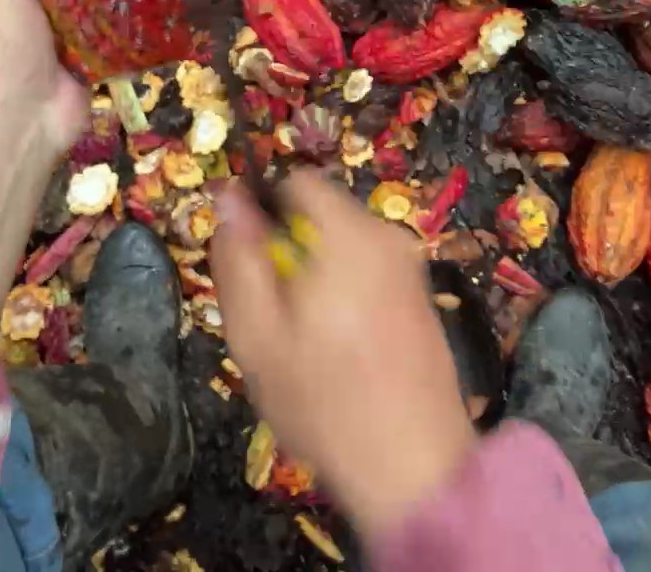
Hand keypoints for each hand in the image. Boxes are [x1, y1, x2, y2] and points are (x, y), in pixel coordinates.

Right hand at [210, 172, 477, 540]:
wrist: (415, 466)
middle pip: (319, 215)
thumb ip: (239, 259)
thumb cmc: (324, 402)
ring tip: (307, 339)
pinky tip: (341, 348)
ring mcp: (410, 266)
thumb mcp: (258, 336)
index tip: (253, 261)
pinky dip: (346, 291)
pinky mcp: (421, 294)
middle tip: (276, 315)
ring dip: (316, 275)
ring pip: (342, 244)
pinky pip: (369, 269)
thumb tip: (228, 198)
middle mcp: (387, 237)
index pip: (297, 182)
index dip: (265, 211)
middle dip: (290, 251)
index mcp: (348, 235)